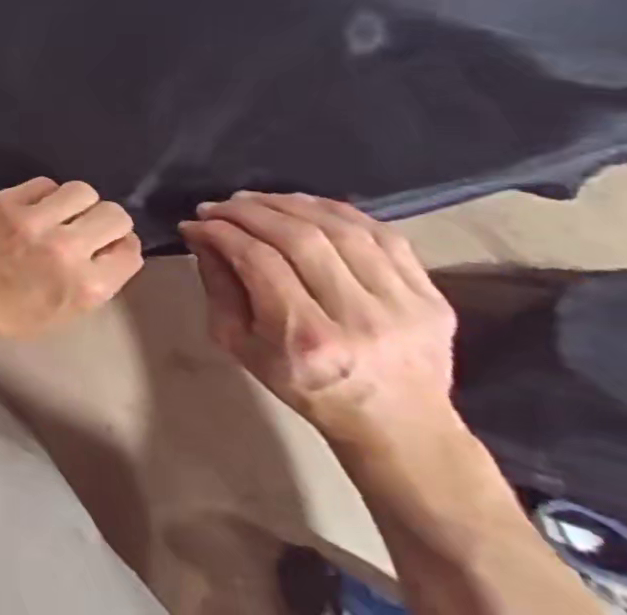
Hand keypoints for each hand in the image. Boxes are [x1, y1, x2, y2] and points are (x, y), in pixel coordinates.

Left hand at [0, 177, 143, 338]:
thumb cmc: (2, 312)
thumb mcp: (59, 315)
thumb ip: (92, 285)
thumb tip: (113, 251)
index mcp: (85, 287)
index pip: (130, 251)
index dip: (120, 245)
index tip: (107, 244)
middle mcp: (66, 251)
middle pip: (114, 215)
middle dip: (105, 220)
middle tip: (86, 225)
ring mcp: (35, 222)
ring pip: (82, 191)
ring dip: (76, 201)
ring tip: (60, 212)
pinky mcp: (7, 202)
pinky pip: (44, 183)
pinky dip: (44, 193)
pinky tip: (33, 206)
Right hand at [179, 192, 458, 451]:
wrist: (397, 425)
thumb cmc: (305, 387)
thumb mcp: (241, 346)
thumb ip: (220, 288)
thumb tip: (203, 237)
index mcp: (307, 338)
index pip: (257, 260)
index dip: (220, 232)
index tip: (194, 224)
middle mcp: (359, 317)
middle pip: (299, 238)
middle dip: (249, 212)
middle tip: (218, 207)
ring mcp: (404, 305)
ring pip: (340, 229)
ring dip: (288, 204)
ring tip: (255, 200)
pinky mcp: (431, 296)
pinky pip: (383, 235)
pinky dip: (337, 211)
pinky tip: (304, 206)